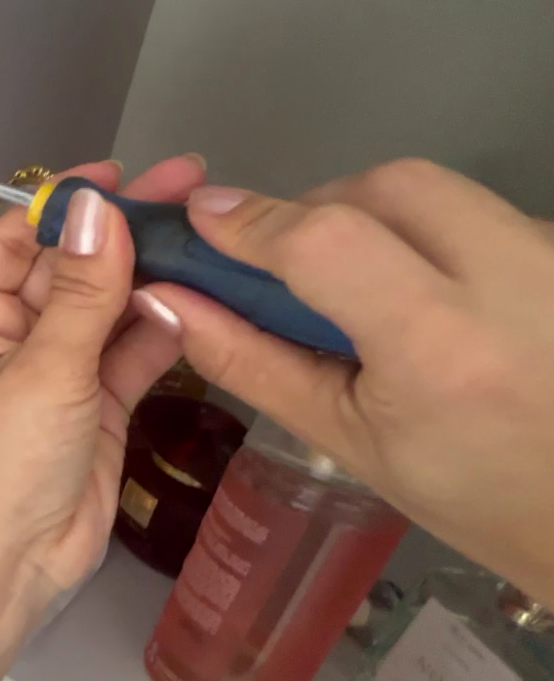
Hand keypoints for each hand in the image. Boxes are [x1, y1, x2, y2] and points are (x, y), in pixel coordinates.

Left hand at [0, 156, 205, 612]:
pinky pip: (131, 351)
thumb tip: (98, 214)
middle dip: (120, 233)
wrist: (7, 561)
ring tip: (213, 233)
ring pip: (106, 307)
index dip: (61, 207)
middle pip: (68, 269)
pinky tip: (204, 296)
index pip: (12, 243)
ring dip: (150, 275)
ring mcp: (54, 370)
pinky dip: (163, 328)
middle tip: (191, 188)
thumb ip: (81, 296)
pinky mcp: (95, 404)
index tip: (119, 174)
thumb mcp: (41, 372)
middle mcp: (7, 337)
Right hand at [142, 159, 553, 600]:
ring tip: (356, 285)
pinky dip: (429, 238)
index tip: (200, 215)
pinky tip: (425, 295)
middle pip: (396, 187)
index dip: (254, 220)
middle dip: (317, 205)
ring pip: (447, 196)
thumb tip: (162, 298)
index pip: (329, 240)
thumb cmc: (470, 494)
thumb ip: (243, 358)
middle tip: (283, 256)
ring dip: (374, 220)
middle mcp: (526, 286)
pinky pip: (489, 219)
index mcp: (442, 349)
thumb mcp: (337, 434)